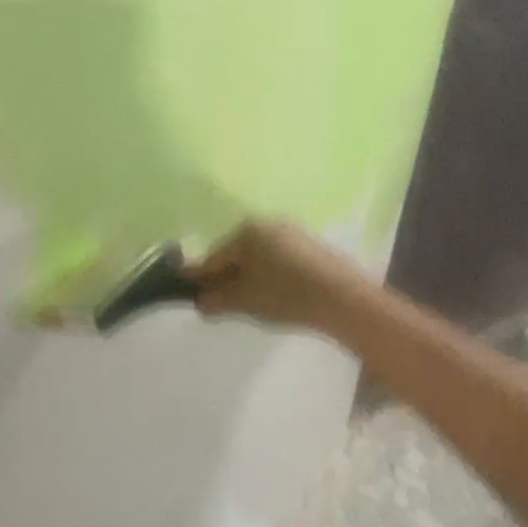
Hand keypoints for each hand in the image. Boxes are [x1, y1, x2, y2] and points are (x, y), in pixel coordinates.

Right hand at [184, 220, 371, 330]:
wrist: (344, 299)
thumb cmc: (284, 295)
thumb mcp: (242, 301)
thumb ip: (215, 299)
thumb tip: (200, 301)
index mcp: (246, 232)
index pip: (212, 257)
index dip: (197, 275)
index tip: (183, 286)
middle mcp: (267, 224)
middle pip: (235, 254)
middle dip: (225, 276)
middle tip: (218, 301)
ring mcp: (293, 234)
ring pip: (258, 258)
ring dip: (248, 277)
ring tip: (247, 302)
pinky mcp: (313, 248)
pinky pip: (278, 261)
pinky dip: (269, 276)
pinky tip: (274, 295)